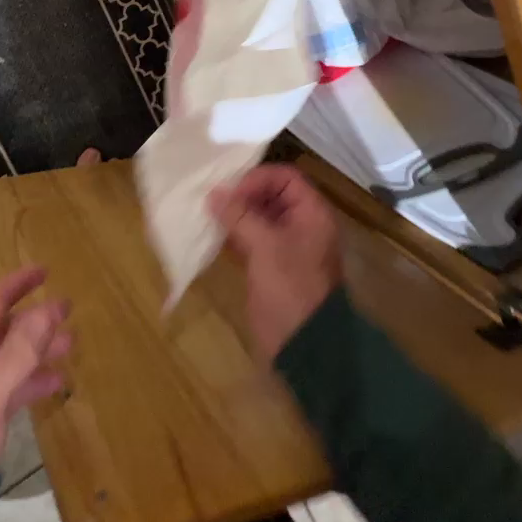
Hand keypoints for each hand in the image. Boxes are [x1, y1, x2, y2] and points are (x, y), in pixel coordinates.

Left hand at [0, 265, 72, 468]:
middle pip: (10, 328)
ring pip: (17, 355)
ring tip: (72, 342)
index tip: (45, 270)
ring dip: (43, 344)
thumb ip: (17, 352)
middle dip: (38, 315)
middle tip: (68, 309)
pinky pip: (19, 384)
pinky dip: (39, 377)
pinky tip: (58, 381)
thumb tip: (49, 308)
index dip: (18, 283)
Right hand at [207, 164, 342, 360]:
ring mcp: (287, 246)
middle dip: (243, 195)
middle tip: (214, 201)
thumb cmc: (291, 288)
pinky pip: (252, 239)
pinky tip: (213, 236)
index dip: (258, 179)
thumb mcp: (265, 246)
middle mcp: (302, 225)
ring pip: (259, 217)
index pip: (285, 177)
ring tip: (209, 215)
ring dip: (236, 215)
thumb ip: (240, 216)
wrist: (305, 344)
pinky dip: (234, 234)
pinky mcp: (271, 266)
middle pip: (271, 195)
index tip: (231, 192)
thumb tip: (214, 193)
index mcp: (312, 214)